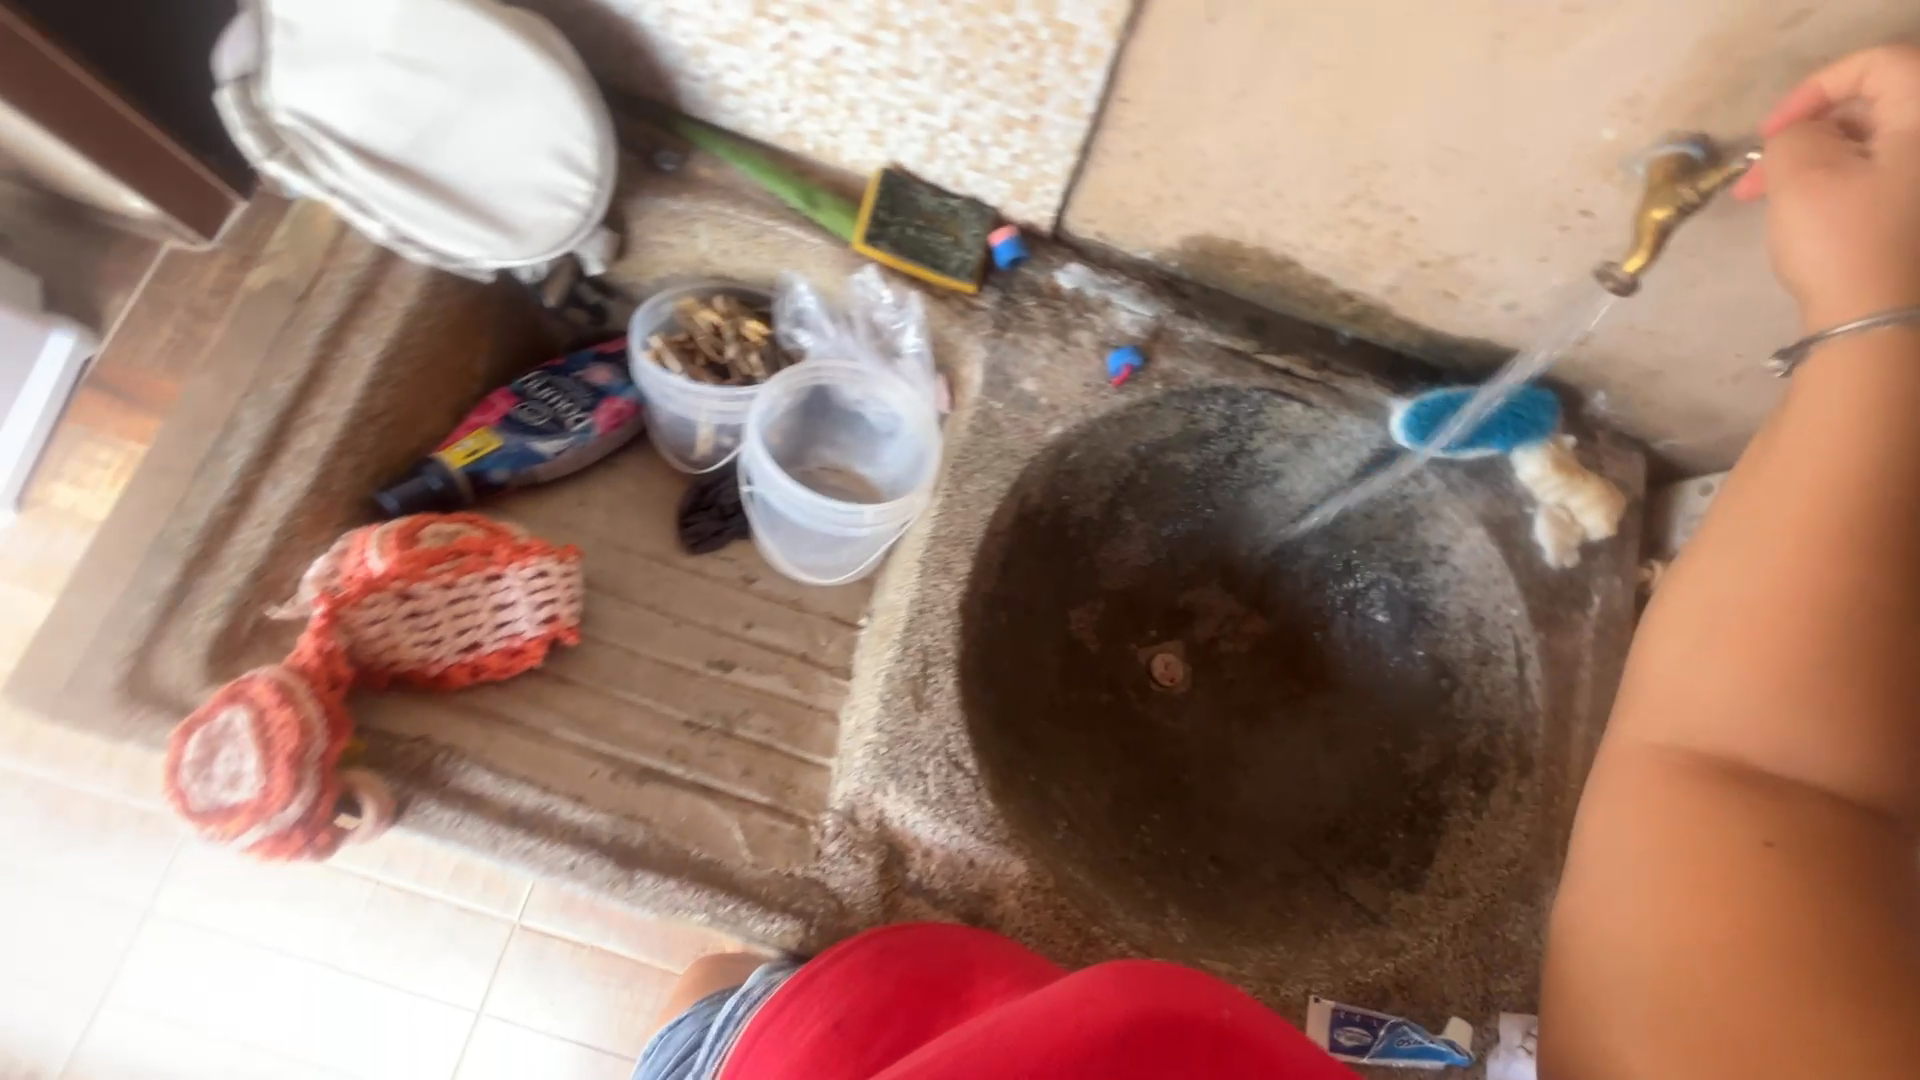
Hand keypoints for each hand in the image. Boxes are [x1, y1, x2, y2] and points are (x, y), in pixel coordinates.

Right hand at [1733, 44, 1919, 330]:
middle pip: (1875, 101)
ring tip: (1765, 198)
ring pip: (1872, 138)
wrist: (1879, 310)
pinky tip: (1802, 209)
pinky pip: (1880, 167)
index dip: (1814, 88)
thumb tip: (1797, 133)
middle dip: (1807, 132)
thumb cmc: (1841, 238)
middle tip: (1753, 177)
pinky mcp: (1916, 202)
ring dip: (1813, 159)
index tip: (1767, 134)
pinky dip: (1835, 177)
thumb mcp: (1801, 180)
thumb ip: (1794, 137)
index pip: (1876, 63)